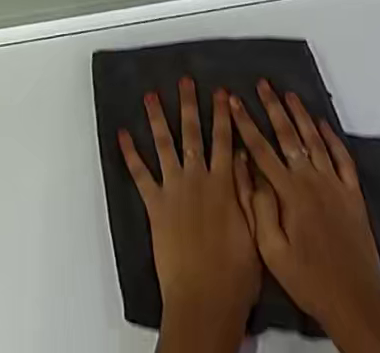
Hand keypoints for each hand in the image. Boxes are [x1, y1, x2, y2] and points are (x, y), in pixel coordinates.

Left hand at [119, 78, 261, 352]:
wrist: (206, 298)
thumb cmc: (237, 273)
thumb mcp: (257, 231)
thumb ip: (250, 193)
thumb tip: (246, 159)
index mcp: (224, 185)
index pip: (226, 141)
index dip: (224, 116)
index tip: (223, 94)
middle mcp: (198, 180)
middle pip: (194, 134)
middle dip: (190, 105)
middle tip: (186, 81)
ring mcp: (174, 190)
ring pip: (164, 144)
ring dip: (157, 118)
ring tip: (150, 96)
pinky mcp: (155, 205)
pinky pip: (139, 173)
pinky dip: (130, 153)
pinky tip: (122, 135)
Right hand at [229, 80, 379, 352]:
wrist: (356, 303)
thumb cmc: (308, 280)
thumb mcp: (271, 251)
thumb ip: (258, 207)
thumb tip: (245, 169)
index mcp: (289, 194)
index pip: (261, 149)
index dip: (245, 122)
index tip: (233, 101)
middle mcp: (312, 182)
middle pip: (289, 136)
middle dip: (273, 108)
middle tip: (262, 85)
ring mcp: (335, 187)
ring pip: (315, 141)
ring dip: (301, 115)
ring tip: (289, 94)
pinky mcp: (353, 197)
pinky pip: (343, 159)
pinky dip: (333, 138)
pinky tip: (323, 125)